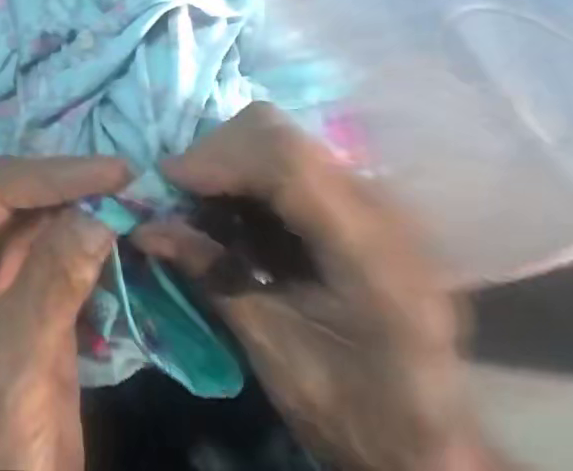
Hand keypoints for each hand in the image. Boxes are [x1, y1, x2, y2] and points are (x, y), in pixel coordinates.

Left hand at [0, 155, 130, 470]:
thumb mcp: (14, 356)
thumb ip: (53, 281)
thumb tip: (101, 213)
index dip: (56, 175)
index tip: (117, 174)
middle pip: (21, 197)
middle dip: (73, 185)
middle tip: (134, 181)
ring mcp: (2, 278)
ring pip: (46, 222)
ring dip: (88, 209)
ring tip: (138, 199)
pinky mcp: (35, 303)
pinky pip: (65, 256)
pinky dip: (95, 243)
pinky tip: (126, 234)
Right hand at [132, 104, 497, 470]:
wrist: (428, 444)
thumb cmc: (352, 409)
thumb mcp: (273, 348)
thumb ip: (211, 276)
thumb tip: (144, 228)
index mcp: (368, 249)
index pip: (286, 162)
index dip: (216, 158)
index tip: (165, 180)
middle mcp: (378, 207)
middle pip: (277, 133)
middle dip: (215, 154)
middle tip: (179, 195)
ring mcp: (372, 199)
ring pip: (279, 137)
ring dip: (228, 161)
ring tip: (199, 207)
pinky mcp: (358, 203)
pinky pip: (289, 162)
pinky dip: (246, 176)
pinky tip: (231, 215)